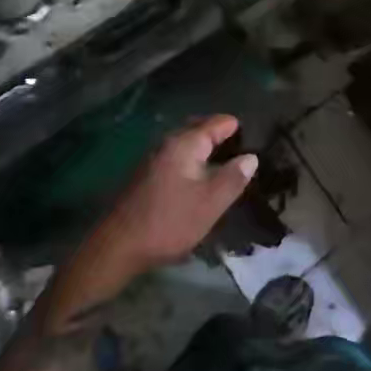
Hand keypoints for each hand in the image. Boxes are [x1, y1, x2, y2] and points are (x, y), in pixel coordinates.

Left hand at [88, 115, 257, 273]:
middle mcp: (167, 145)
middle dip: (218, 134)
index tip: (252, 133)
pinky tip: (200, 178)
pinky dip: (192, 161)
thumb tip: (251, 156)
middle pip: (197, 130)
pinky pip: (176, 159)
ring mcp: (153, 160)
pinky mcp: (147, 177)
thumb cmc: (169, 221)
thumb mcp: (210, 203)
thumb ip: (233, 178)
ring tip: (225, 161)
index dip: (234, 126)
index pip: (214, 124)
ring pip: (185, 146)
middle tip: (241, 145)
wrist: (119, 246)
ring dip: (204, 149)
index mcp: (184, 145)